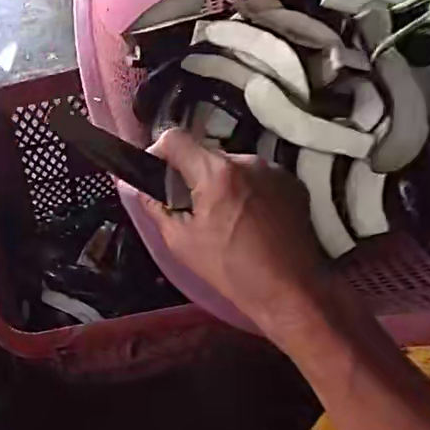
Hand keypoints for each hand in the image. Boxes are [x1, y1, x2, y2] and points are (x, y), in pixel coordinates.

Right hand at [121, 129, 331, 339]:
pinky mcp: (293, 183)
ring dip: (221, 185)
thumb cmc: (231, 270)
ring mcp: (274, 170)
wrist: (290, 291)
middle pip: (206, 155)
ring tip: (223, 221)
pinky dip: (247, 192)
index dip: (158, 153)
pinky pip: (258, 178)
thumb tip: (135, 185)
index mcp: (216, 173)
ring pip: (232, 167)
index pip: (175, 138)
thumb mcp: (180, 241)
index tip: (156, 175)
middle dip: (192, 176)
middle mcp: (248, 161)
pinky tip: (249, 223)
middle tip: (189, 210)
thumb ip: (155, 206)